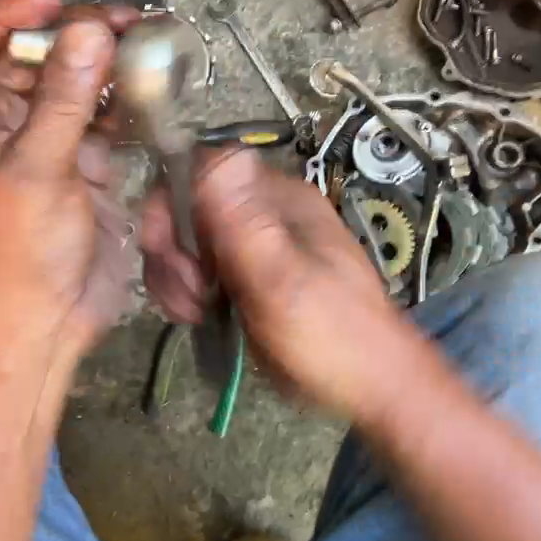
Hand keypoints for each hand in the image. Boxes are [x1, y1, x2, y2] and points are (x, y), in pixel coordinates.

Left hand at [0, 0, 141, 368]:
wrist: (43, 329)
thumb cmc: (12, 259)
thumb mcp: (31, 174)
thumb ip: (62, 102)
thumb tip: (89, 32)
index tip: (48, 5)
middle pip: (27, 56)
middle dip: (68, 32)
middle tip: (117, 21)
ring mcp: (44, 144)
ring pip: (69, 82)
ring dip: (102, 59)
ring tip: (144, 38)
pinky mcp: (83, 165)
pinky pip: (101, 117)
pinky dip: (124, 98)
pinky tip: (150, 83)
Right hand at [139, 148, 453, 425]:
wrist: (369, 388)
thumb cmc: (331, 335)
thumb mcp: (283, 278)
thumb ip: (245, 220)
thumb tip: (220, 152)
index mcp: (276, 198)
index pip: (197, 171)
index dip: (170, 206)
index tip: (170, 252)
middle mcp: (259, 211)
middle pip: (181, 207)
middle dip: (171, 251)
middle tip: (191, 292)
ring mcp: (248, 244)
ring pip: (180, 241)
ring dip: (173, 276)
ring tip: (196, 311)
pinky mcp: (238, 275)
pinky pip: (190, 268)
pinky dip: (180, 290)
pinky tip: (196, 315)